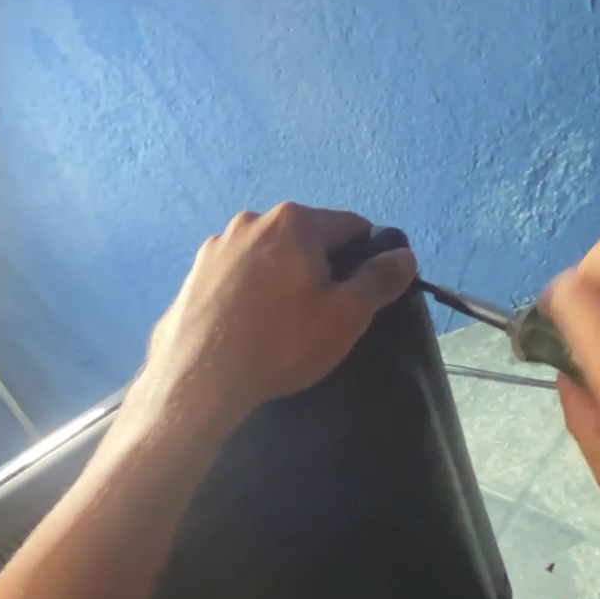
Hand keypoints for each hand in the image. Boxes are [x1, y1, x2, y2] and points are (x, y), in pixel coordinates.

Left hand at [128, 202, 417, 438]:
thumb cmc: (282, 344)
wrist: (200, 378)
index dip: (367, 258)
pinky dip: (250, 293)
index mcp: (295, 221)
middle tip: (322, 317)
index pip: (352, 226)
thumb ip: (380, 280)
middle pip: (306, 239)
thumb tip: (404, 255)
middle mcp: (252, 220)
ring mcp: (217, 246)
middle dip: (321, 269)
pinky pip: (238, 276)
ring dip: (282, 279)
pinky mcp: (194, 274)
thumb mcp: (346, 316)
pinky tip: (248, 328)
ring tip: (281, 326)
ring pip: (268, 256)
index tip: (364, 294)